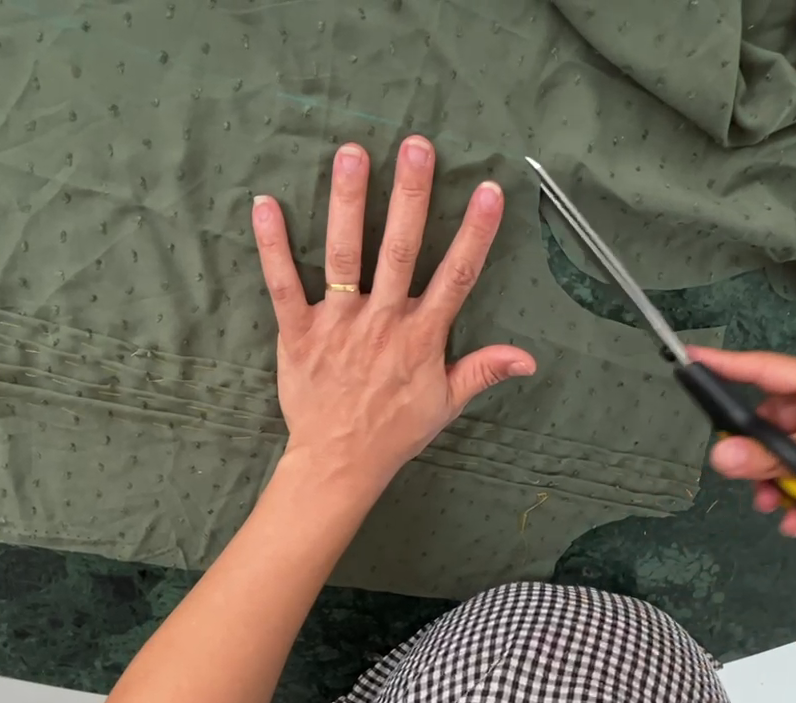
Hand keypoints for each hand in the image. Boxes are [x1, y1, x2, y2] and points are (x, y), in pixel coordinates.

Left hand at [251, 137, 535, 497]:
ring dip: (349, 205)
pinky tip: (265, 204)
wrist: (340, 462)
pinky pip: (283, 284)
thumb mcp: (446, 404)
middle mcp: (382, 322)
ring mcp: (338, 326)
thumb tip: (529, 358)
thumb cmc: (395, 432)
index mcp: (422, 337)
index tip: (490, 191)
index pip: (456, 276)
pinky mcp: (298, 333)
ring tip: (352, 154)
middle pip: (400, 251)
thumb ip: (483, 371)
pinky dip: (272, 246)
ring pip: (344, 257)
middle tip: (416, 146)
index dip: (475, 233)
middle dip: (411, 197)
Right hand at [694, 347, 795, 539]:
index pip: (768, 371)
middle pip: (771, 426)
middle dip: (756, 453)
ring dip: (774, 485)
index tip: (692, 358)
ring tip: (775, 505)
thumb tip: (720, 455)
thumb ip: (772, 457)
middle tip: (743, 471)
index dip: (729, 365)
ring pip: (783, 461)